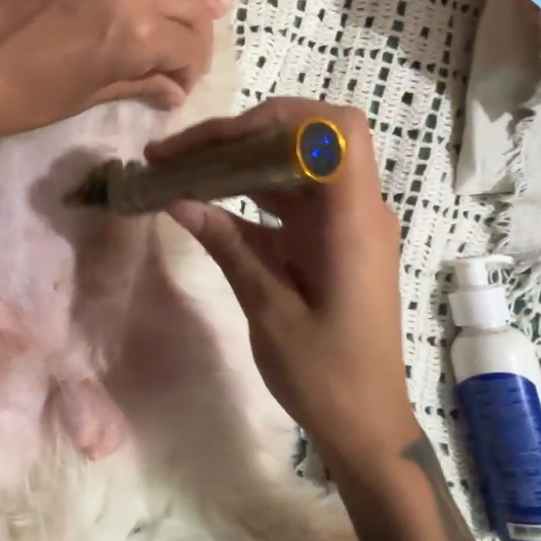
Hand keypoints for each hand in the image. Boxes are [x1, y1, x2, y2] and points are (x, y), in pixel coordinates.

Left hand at [0, 0, 223, 142]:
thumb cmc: (29, 99)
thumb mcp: (91, 96)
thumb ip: (140, 84)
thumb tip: (175, 90)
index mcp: (135, 34)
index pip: (188, 46)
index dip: (192, 70)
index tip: (181, 85)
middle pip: (188, 3)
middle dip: (198, 34)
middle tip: (189, 56)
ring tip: (205, 8)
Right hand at [154, 98, 417, 463]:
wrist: (365, 422)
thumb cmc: (325, 374)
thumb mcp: (269, 310)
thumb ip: (228, 247)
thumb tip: (177, 199)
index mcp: (354, 223)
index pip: (334, 132)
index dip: (278, 118)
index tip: (216, 140)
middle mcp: (355, 211)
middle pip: (307, 139)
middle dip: (240, 135)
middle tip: (175, 153)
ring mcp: (342, 226)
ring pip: (292, 166)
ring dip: (237, 160)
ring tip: (176, 168)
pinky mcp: (327, 243)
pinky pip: (287, 200)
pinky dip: (245, 193)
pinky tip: (202, 201)